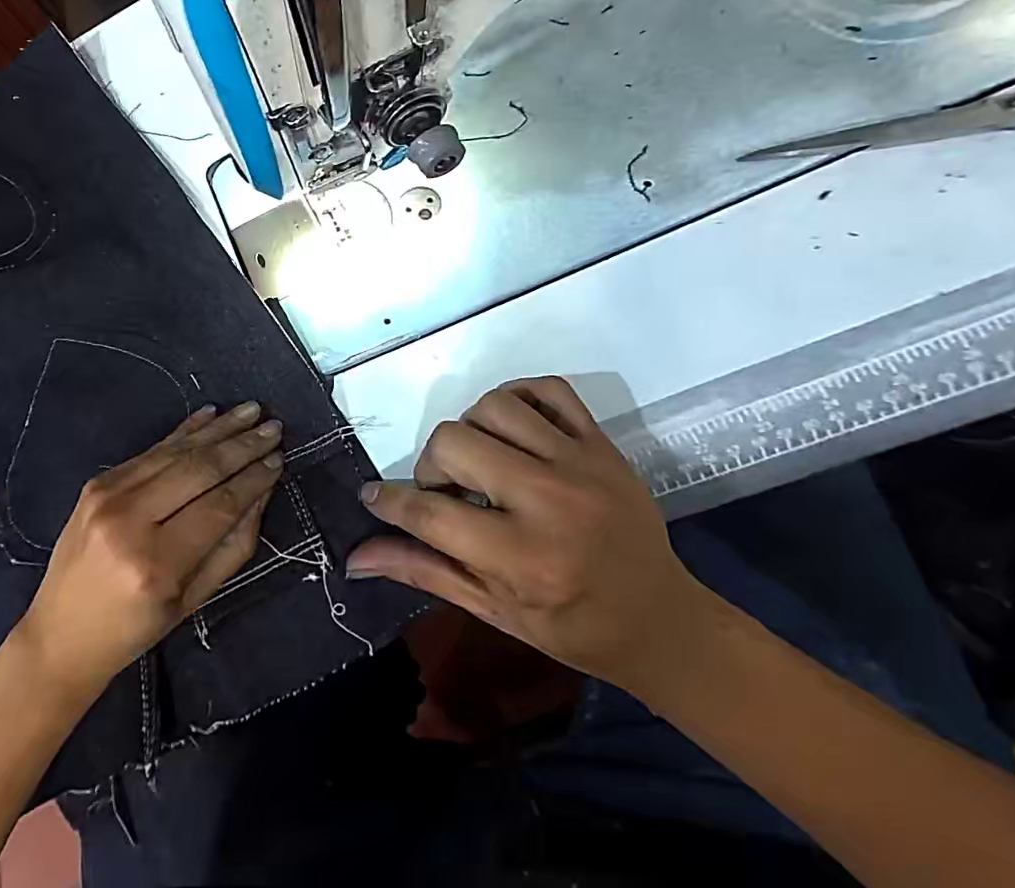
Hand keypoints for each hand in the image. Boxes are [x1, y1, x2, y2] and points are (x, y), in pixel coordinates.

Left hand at [14, 402, 284, 697]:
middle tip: (274, 428)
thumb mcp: (196, 598)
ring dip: (219, 429)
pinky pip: (152, 450)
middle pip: (199, 471)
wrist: (61, 633)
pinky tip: (210, 416)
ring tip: (252, 411)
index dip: (253, 479)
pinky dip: (184, 432)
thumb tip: (262, 490)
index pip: (219, 506)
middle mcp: (129, 521)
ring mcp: (107, 496)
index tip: (279, 459)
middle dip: (242, 446)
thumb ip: (234, 544)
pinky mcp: (98, 483)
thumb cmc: (136, 626)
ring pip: (176, 452)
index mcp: (156, 563)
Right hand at [346, 377, 709, 689]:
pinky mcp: (602, 444)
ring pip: (493, 406)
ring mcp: (581, 464)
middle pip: (453, 442)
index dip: (389, 501)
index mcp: (523, 558)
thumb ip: (423, 572)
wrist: (659, 619)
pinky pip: (547, 388)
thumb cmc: (571, 626)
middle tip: (447, 492)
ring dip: (470, 430)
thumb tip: (355, 557)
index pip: (430, 512)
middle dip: (432, 466)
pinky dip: (516, 398)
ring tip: (480, 461)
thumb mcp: (492, 611)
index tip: (372, 496)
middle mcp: (551, 502)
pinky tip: (510, 431)